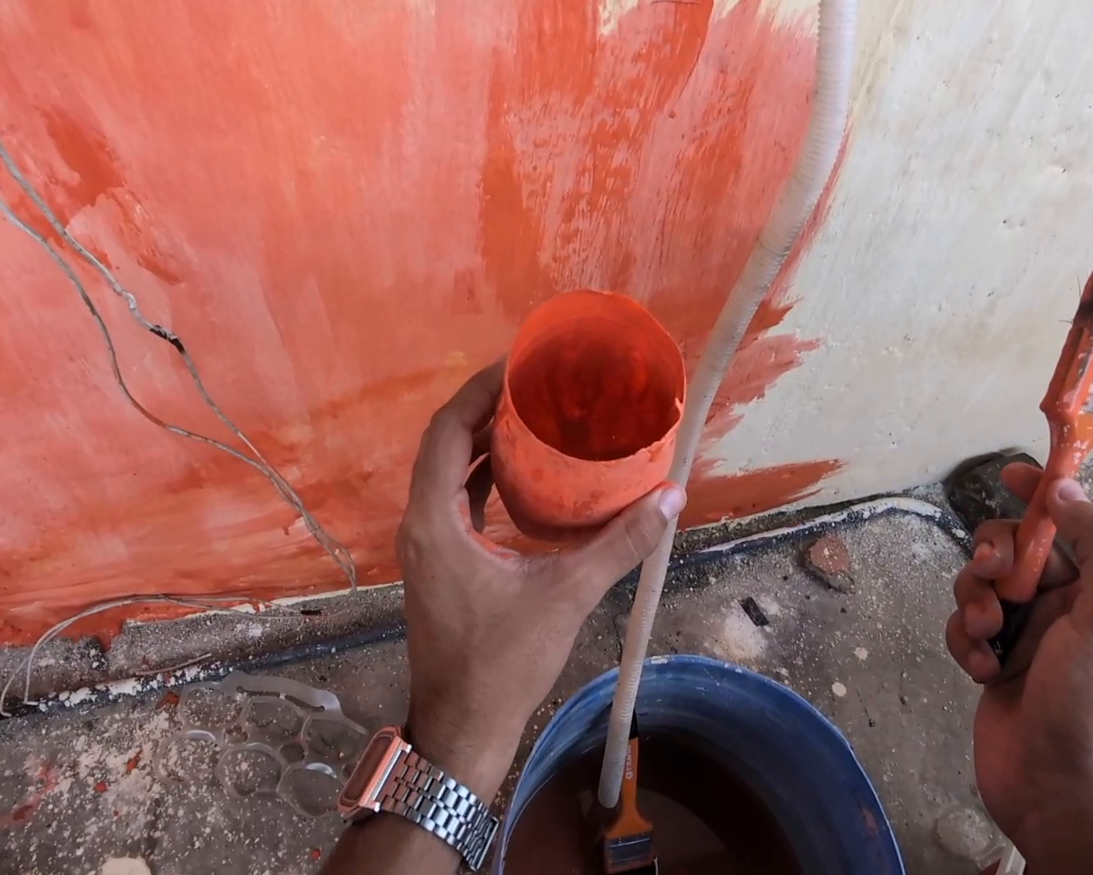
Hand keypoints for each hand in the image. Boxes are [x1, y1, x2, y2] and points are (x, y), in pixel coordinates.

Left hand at [398, 360, 683, 796]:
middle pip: (445, 442)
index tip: (518, 364)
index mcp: (436, 519)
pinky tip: (522, 469)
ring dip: (482, 438)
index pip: (447, 431)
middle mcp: (420, 521)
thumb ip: (619, 545)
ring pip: (447, 469)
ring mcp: (427, 542)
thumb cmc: (504, 662)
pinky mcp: (439, 558)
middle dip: (484, 407)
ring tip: (532, 413)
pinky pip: (455, 496)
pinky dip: (483, 472)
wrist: (463, 728)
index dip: (477, 391)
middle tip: (534, 383)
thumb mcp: (567, 597)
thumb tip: (672, 497)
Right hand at [945, 465, 1092, 874]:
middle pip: (1014, 550)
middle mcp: (1070, 610)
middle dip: (994, 558)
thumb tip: (1066, 491)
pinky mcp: (996, 662)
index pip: (1075, 526)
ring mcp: (1030, 637)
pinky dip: (966, 641)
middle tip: (992, 577)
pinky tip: (982, 669)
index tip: (1009, 475)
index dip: (1044, 496)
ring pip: (981, 585)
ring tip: (987, 636)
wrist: (1059, 792)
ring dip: (974, 603)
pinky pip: (965, 626)